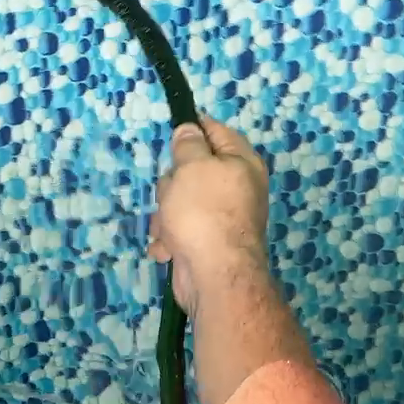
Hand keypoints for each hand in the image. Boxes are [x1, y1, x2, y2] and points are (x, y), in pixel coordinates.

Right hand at [147, 115, 271, 316]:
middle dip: (171, 183)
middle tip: (171, 194)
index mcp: (240, 162)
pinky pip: (177, 230)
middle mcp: (234, 187)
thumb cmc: (203, 213)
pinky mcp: (204, 243)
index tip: (173, 130)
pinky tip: (168, 249)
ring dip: (164, 216)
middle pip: (191, 170)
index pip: (216, 132)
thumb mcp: (192, 167)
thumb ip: (188, 145)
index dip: (193, 129)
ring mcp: (219, 217)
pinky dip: (168, 239)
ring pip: (178, 203)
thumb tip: (189, 130)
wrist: (213, 274)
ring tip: (167, 228)